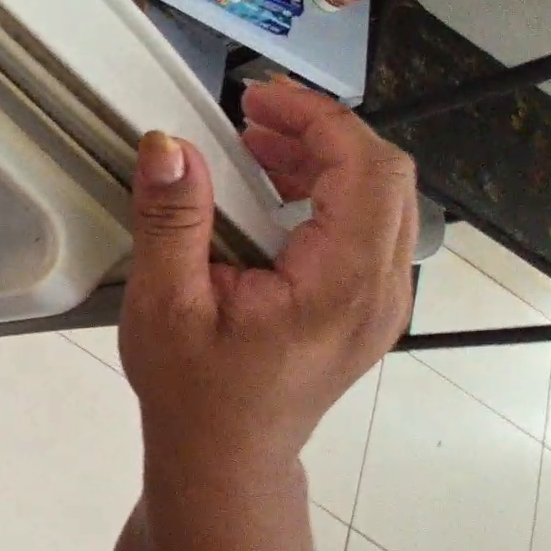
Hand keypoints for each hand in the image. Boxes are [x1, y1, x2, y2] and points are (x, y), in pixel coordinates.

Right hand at [120, 80, 415, 491]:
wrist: (221, 452)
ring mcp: (375, 300)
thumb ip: (171, 219)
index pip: (368, 174)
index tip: (255, 98)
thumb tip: (167, 145)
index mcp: (341, 286)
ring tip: (249, 144)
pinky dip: (318, 191)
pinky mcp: (357, 305)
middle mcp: (379, 291)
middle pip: (385, 180)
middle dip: (320, 132)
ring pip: (378, 201)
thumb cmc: (191, 385)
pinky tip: (264, 190)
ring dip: (319, 159)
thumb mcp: (165, 299)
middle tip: (247, 115)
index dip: (320, 121)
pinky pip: (361, 227)